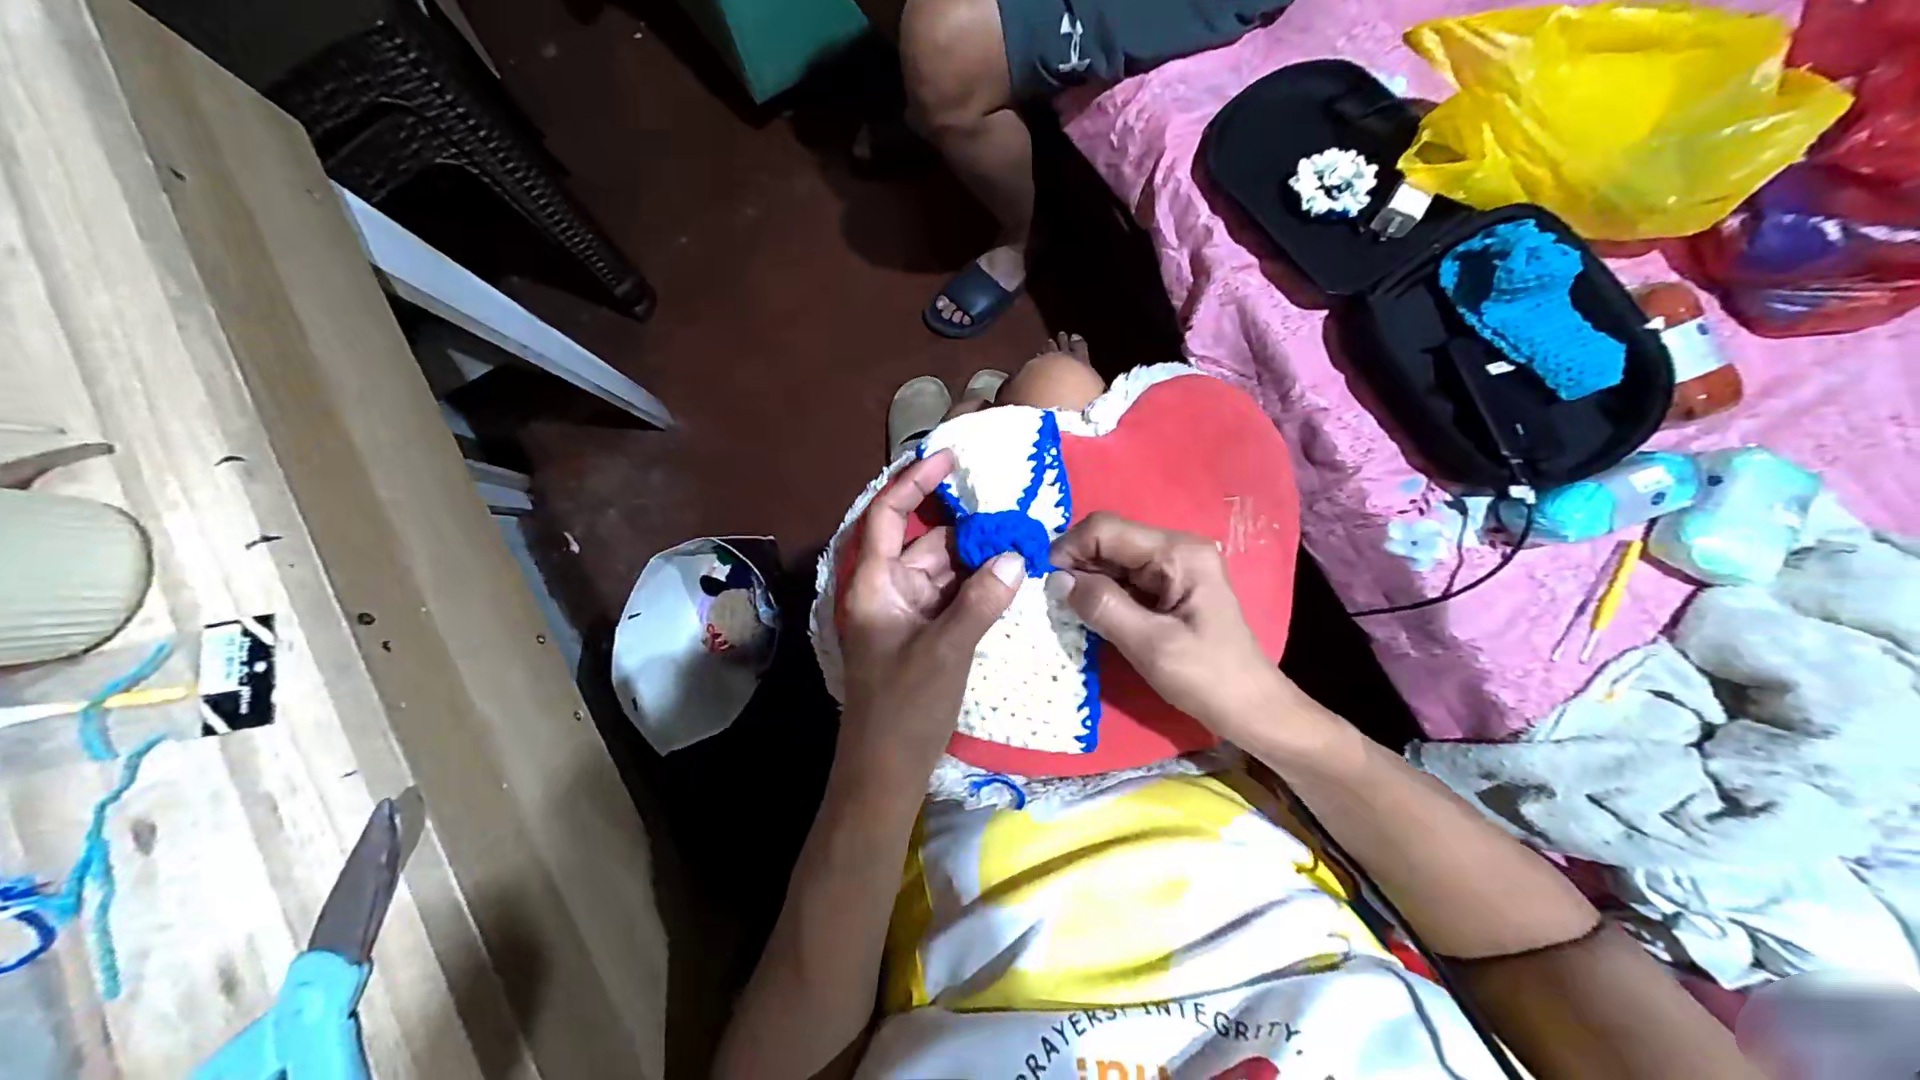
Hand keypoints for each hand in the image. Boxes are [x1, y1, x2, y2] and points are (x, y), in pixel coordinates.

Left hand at [839, 450, 1023, 781]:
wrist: (886, 769)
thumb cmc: (904, 707)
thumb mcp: (946, 649)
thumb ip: (981, 600)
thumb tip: (1016, 557)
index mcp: (875, 585)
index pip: (887, 516)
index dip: (912, 481)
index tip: (947, 457)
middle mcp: (888, 591)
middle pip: (923, 542)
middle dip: (963, 526)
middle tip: (1009, 511)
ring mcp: (906, 613)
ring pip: (942, 570)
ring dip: (975, 557)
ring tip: (1019, 541)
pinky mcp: (923, 633)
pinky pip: (951, 596)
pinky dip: (976, 585)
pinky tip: (1008, 577)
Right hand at [1048, 513, 1320, 751]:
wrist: (1249, 708)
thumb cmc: (1206, 677)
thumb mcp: (1150, 645)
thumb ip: (1102, 607)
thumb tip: (1056, 580)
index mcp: (1178, 553)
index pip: (1107, 529)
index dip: (1070, 548)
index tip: (1046, 582)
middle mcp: (1175, 548)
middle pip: (1109, 538)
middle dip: (1076, 563)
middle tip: (1052, 598)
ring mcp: (1173, 566)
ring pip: (1112, 557)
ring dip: (1086, 577)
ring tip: (1066, 606)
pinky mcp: (1167, 586)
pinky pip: (1123, 576)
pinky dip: (1101, 590)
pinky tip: (1087, 610)